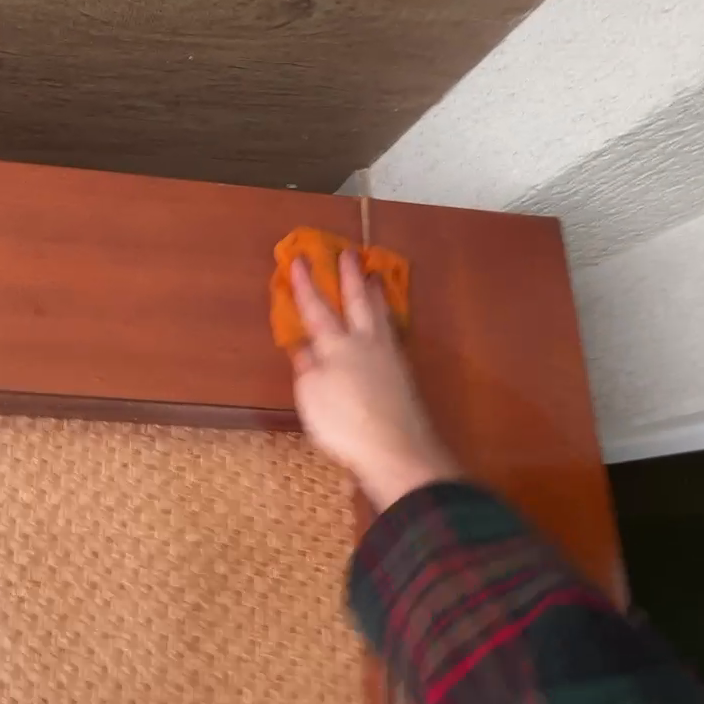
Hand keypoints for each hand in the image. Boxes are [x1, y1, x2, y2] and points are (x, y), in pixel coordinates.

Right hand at [289, 250, 459, 509]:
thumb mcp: (311, 395)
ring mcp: (389, 359)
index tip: (300, 258)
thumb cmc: (344, 423)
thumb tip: (304, 347)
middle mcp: (364, 344)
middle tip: (350, 253)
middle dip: (350, 277)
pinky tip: (387, 325)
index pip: (317, 309)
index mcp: (336, 346)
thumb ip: (307, 367)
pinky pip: (392, 336)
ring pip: (380, 316)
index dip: (307, 285)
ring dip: (375, 294)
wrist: (398, 451)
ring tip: (375, 276)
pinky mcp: (403, 377)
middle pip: (357, 303)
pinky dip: (387, 321)